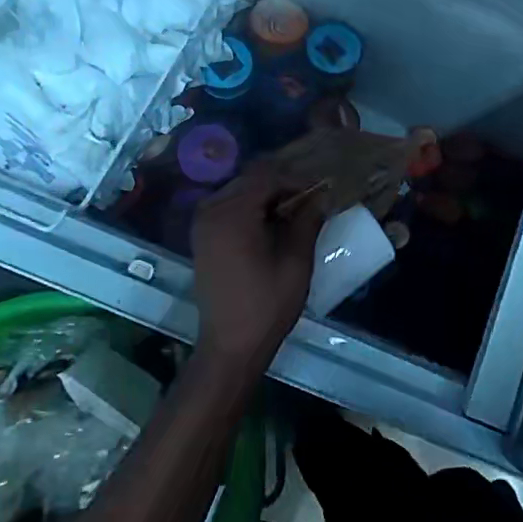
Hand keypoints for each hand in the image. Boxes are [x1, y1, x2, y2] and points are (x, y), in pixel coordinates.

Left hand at [192, 165, 329, 363]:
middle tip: (310, 201)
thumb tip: (320, 197)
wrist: (231, 344)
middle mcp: (210, 211)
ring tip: (293, 213)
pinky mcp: (201, 238)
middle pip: (250, 180)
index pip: (267, 177)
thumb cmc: (267, 305)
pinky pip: (227, 208)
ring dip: (265, 196)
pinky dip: (249, 208)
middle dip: (281, 185)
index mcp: (232, 214)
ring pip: (238, 192)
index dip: (297, 180)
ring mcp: (201, 224)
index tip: (321, 192)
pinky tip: (270, 225)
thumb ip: (307, 222)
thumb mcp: (296, 262)